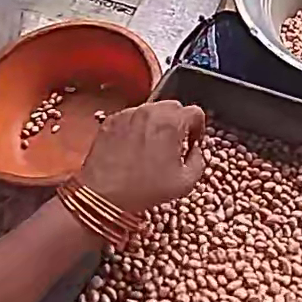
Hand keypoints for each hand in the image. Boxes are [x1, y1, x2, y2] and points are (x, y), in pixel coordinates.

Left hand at [75, 100, 206, 212]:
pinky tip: (134, 148)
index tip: (192, 143)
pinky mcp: (112, 120)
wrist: (103, 193)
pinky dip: (137, 128)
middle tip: (174, 145)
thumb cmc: (143, 189)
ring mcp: (128, 114)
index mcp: (171, 123)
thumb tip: (196, 151)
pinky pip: (131, 117)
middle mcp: (150, 112)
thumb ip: (199, 161)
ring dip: (157, 124)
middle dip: (178, 124)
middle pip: (174, 107)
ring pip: (151, 111)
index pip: (195, 112)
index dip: (198, 129)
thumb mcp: (185, 183)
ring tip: (152, 148)